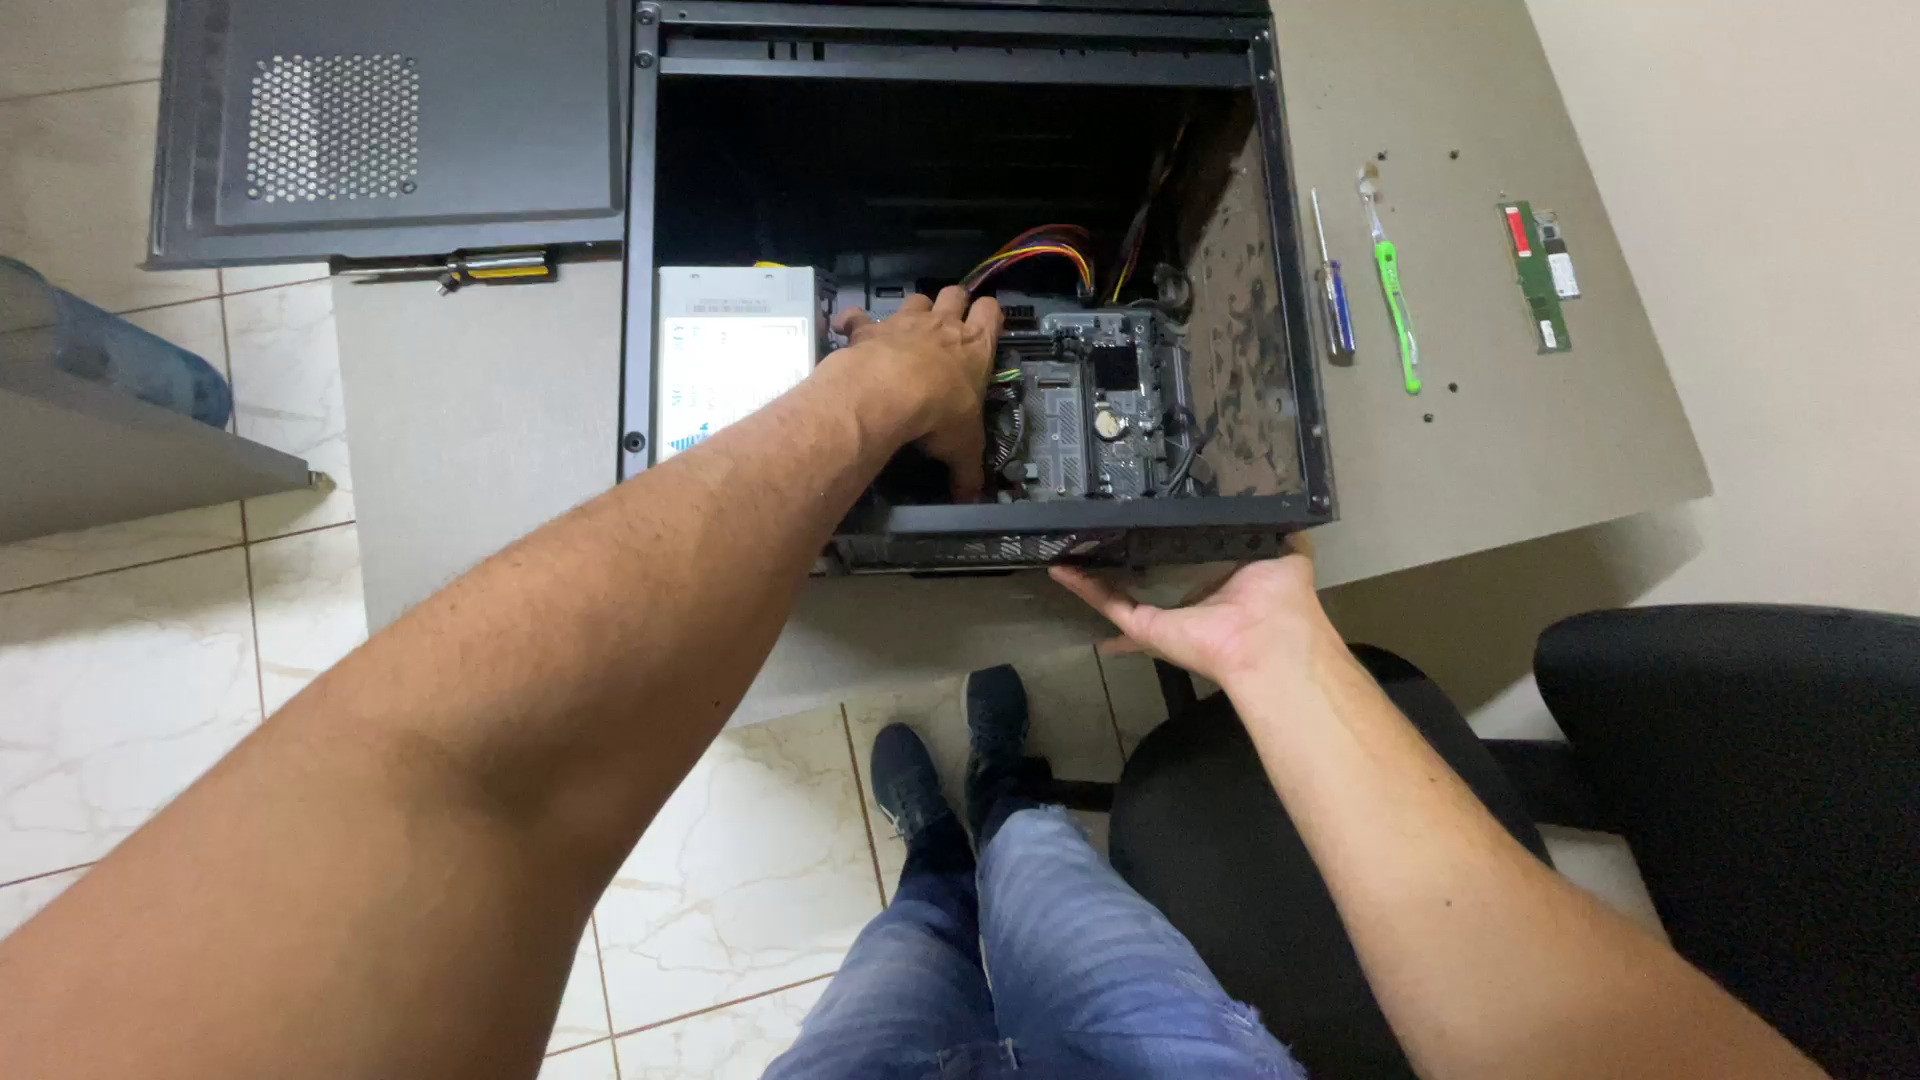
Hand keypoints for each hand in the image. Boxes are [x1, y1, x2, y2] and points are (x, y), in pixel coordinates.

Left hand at [834, 286, 1001, 500]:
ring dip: (914, 310)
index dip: (990, 316)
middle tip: (949, 325)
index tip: (987, 325)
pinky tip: (848, 329)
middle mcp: (942, 326)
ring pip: (915, 299)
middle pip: (955, 294)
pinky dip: (853, 320)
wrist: (890, 392)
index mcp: (975, 348)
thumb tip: (972, 499)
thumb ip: (967, 471)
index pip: (993, 313)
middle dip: (955, 303)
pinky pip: (858, 316)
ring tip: (908, 331)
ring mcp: (904, 323)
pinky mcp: (869, 329)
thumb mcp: (963, 448)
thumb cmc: (940, 414)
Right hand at [1049, 535, 1331, 687]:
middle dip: (1121, 557)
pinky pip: (1107, 602)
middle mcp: (1185, 599)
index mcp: (1217, 582)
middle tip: (1096, 530)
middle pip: (1145, 575)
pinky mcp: (1143, 624)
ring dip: (1091, 572)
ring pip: (1116, 590)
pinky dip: (1082, 586)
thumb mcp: (1282, 547)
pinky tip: (1060, 567)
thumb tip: (1267, 496)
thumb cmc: (1279, 596)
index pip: (1185, 558)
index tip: (1144, 518)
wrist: (1268, 638)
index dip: (1166, 541)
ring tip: (1067, 547)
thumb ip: (1269, 524)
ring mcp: (1160, 615)